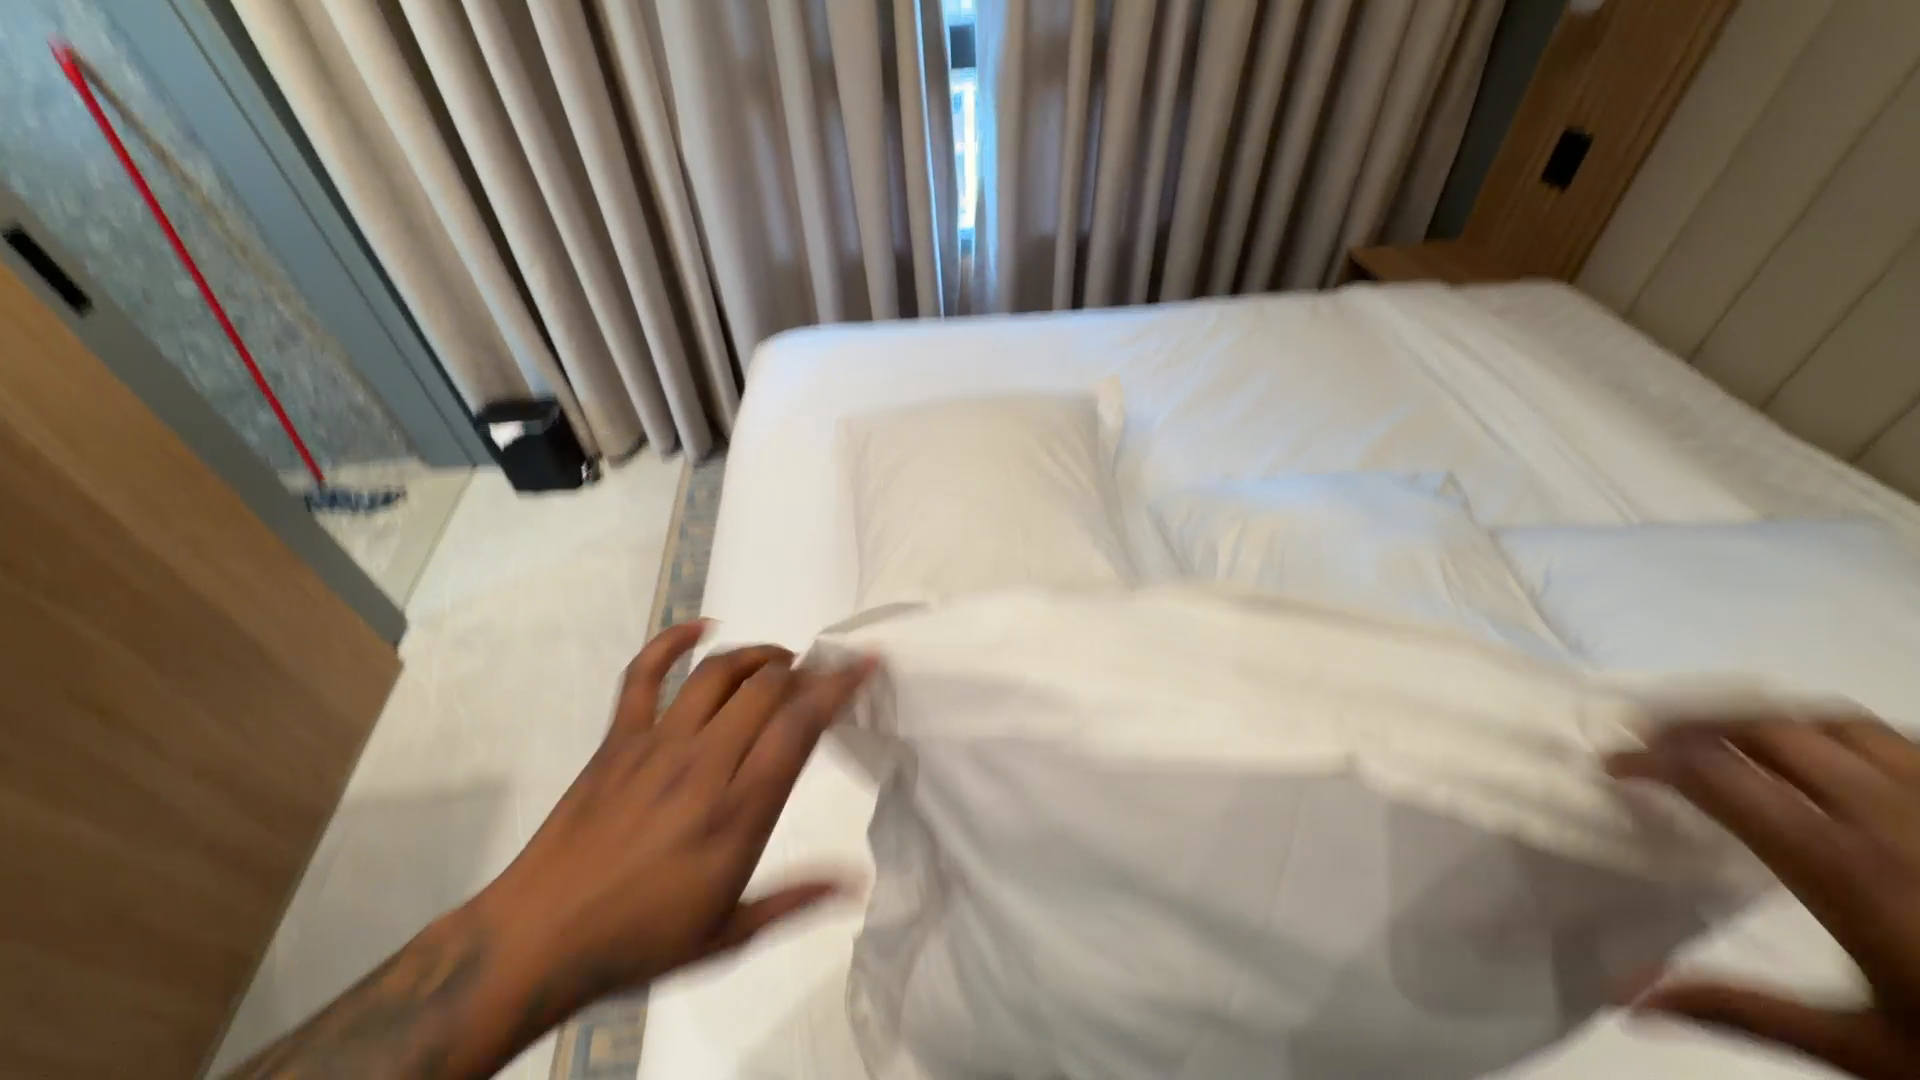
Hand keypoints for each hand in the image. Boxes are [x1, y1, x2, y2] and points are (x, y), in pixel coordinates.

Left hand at [475, 621, 877, 1001]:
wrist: (539, 940)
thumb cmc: (642, 941)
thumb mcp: (729, 934)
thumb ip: (795, 899)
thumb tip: (858, 884)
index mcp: (739, 812)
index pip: (799, 728)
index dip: (837, 687)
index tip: (863, 664)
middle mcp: (704, 765)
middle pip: (766, 690)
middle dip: (805, 670)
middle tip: (823, 672)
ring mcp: (656, 746)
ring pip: (717, 675)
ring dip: (756, 655)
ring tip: (780, 660)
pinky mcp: (617, 741)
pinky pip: (643, 676)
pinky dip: (671, 642)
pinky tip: (700, 628)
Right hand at [1607, 716, 1919, 1078]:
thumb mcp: (1863, 1049)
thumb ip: (1738, 1009)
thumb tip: (1623, 998)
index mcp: (1842, 868)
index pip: (1718, 776)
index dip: (1652, 759)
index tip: (1614, 766)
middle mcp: (1888, 816)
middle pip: (1767, 730)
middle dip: (1693, 724)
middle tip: (1650, 741)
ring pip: (1834, 720)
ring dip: (1762, 718)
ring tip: (1722, 735)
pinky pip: (1894, 739)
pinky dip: (1832, 731)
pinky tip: (1816, 757)